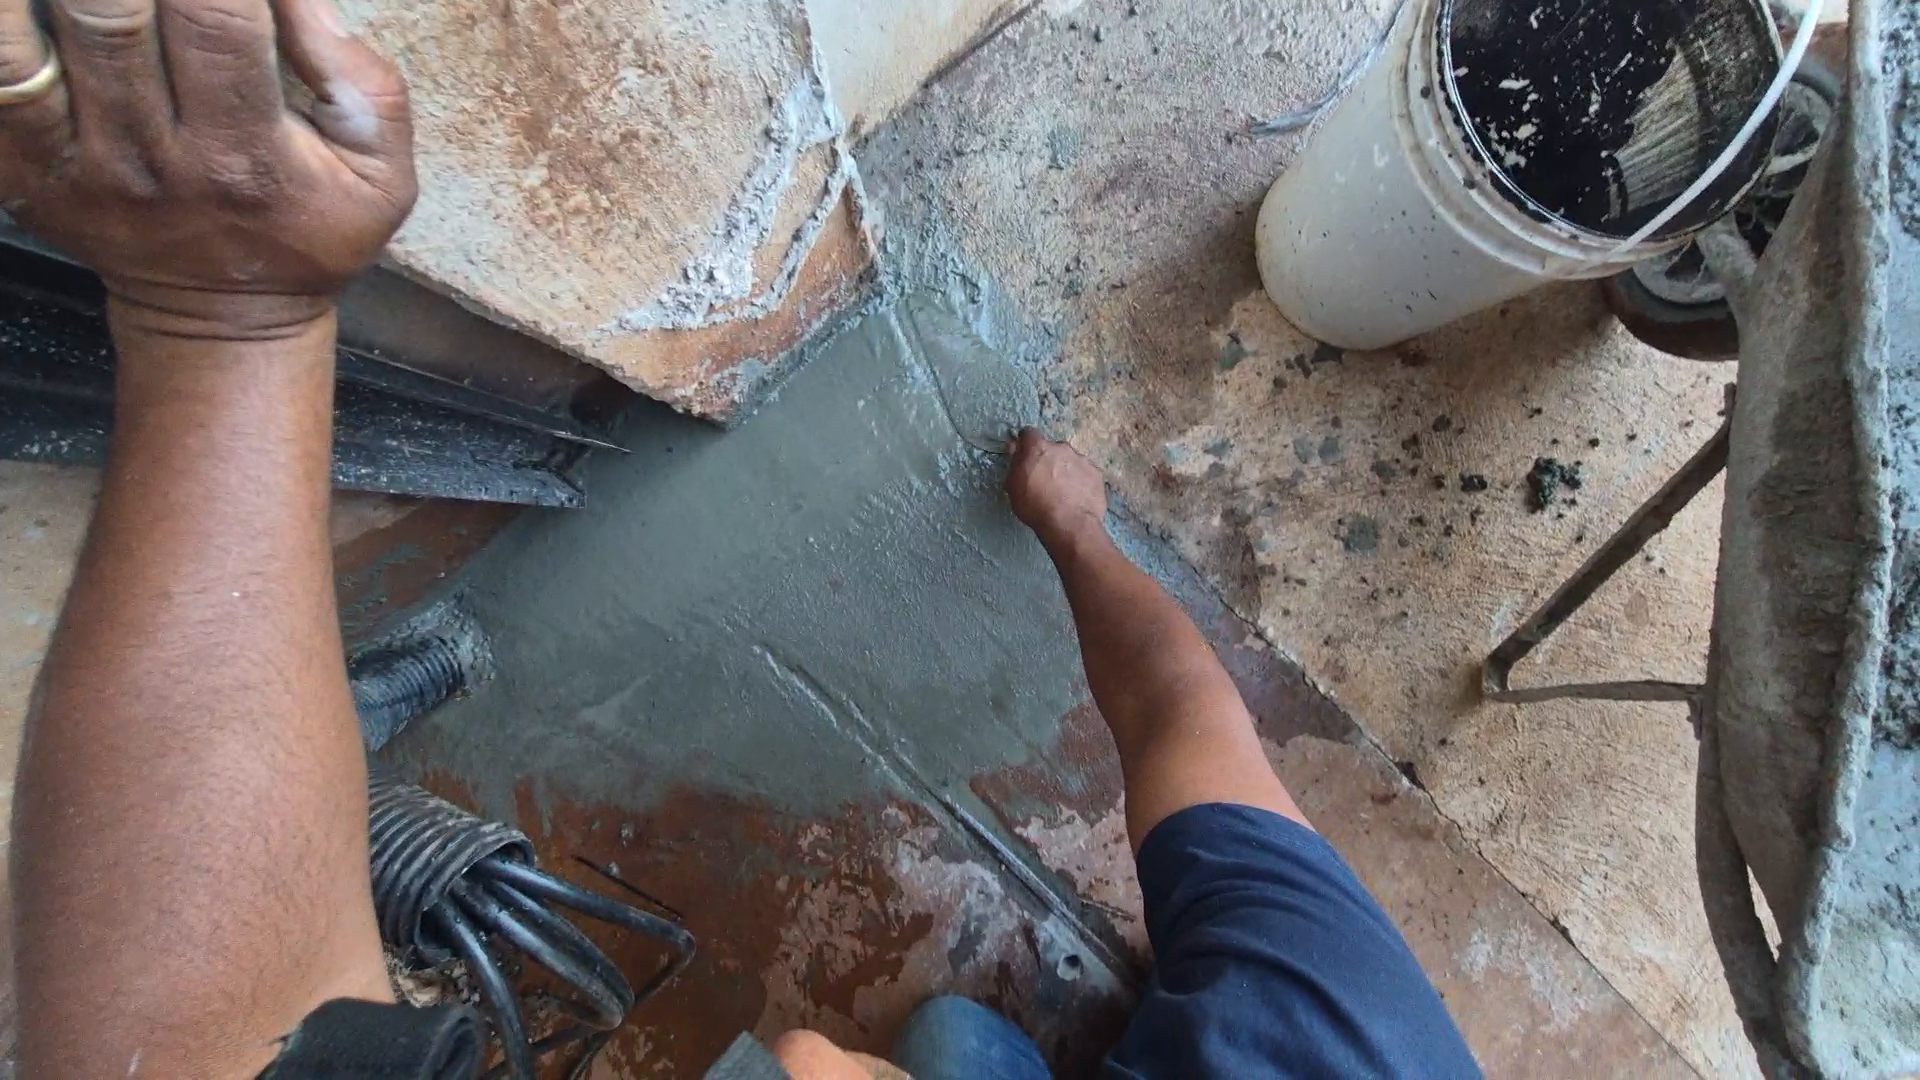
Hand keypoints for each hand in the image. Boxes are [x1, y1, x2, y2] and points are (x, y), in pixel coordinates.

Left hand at [0, 0, 415, 338]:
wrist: (229, 311)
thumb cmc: (313, 234)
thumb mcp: (386, 186)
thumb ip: (370, 95)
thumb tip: (302, 0)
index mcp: (252, 155)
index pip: (218, 21)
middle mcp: (157, 152)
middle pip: (107, 7)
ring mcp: (72, 153)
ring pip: (17, 26)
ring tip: (114, 0)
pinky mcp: (12, 154)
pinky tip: (26, 5)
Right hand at [1005, 427, 1107, 545]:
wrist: (1069, 524)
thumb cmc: (1034, 506)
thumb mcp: (1013, 486)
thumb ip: (1015, 462)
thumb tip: (1015, 446)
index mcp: (1038, 448)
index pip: (1029, 433)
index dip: (1026, 443)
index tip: (1025, 454)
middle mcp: (1061, 447)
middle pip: (1052, 448)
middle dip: (1048, 460)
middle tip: (1045, 480)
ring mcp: (1082, 459)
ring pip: (1070, 460)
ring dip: (1066, 470)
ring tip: (1063, 492)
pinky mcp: (1096, 473)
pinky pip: (1085, 473)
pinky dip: (1081, 481)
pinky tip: (1077, 497)